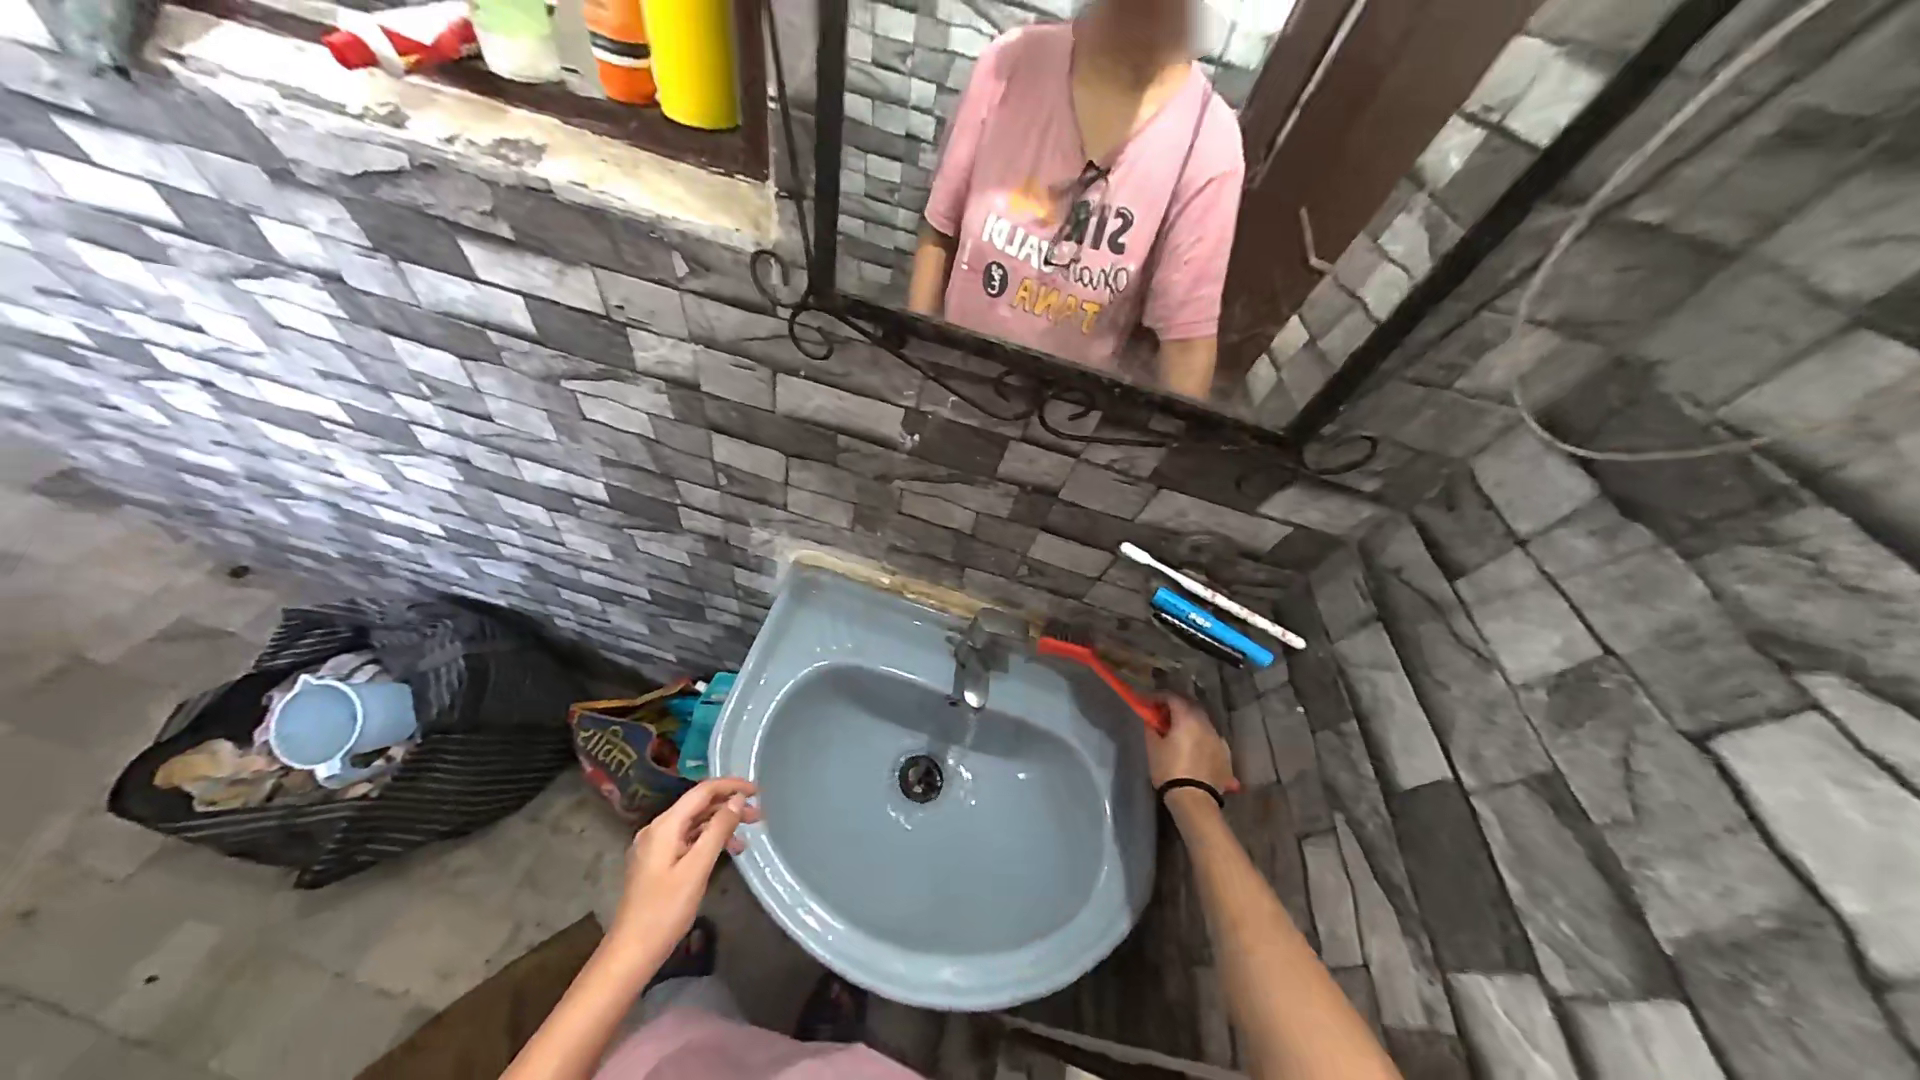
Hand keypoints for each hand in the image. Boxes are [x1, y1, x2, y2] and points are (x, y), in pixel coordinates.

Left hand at [610, 778, 760, 951]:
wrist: (632, 952)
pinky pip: (687, 839)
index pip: (702, 791)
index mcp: (664, 826)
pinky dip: (708, 840)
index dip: (731, 786)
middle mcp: (657, 829)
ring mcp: (654, 846)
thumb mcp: (697, 868)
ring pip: (694, 823)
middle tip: (758, 816)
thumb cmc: (666, 910)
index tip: (757, 791)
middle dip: (729, 806)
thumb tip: (737, 800)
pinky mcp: (656, 862)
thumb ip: (718, 829)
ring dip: (720, 824)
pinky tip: (725, 852)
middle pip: (698, 806)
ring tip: (746, 837)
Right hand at [1146, 695, 1235, 793]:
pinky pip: (1211, 737)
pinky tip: (1194, 746)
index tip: (1148, 702)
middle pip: (1191, 706)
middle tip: (1162, 713)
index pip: (1173, 697)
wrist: (1194, 800)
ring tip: (1178, 730)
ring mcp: (1219, 739)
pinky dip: (1201, 736)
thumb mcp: (1153, 747)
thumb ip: (1152, 727)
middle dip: (1176, 706)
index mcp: (1188, 718)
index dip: (1158, 696)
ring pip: (1203, 721)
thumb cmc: (1169, 770)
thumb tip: (1152, 719)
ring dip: (1190, 721)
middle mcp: (1206, 724)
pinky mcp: (1226, 754)